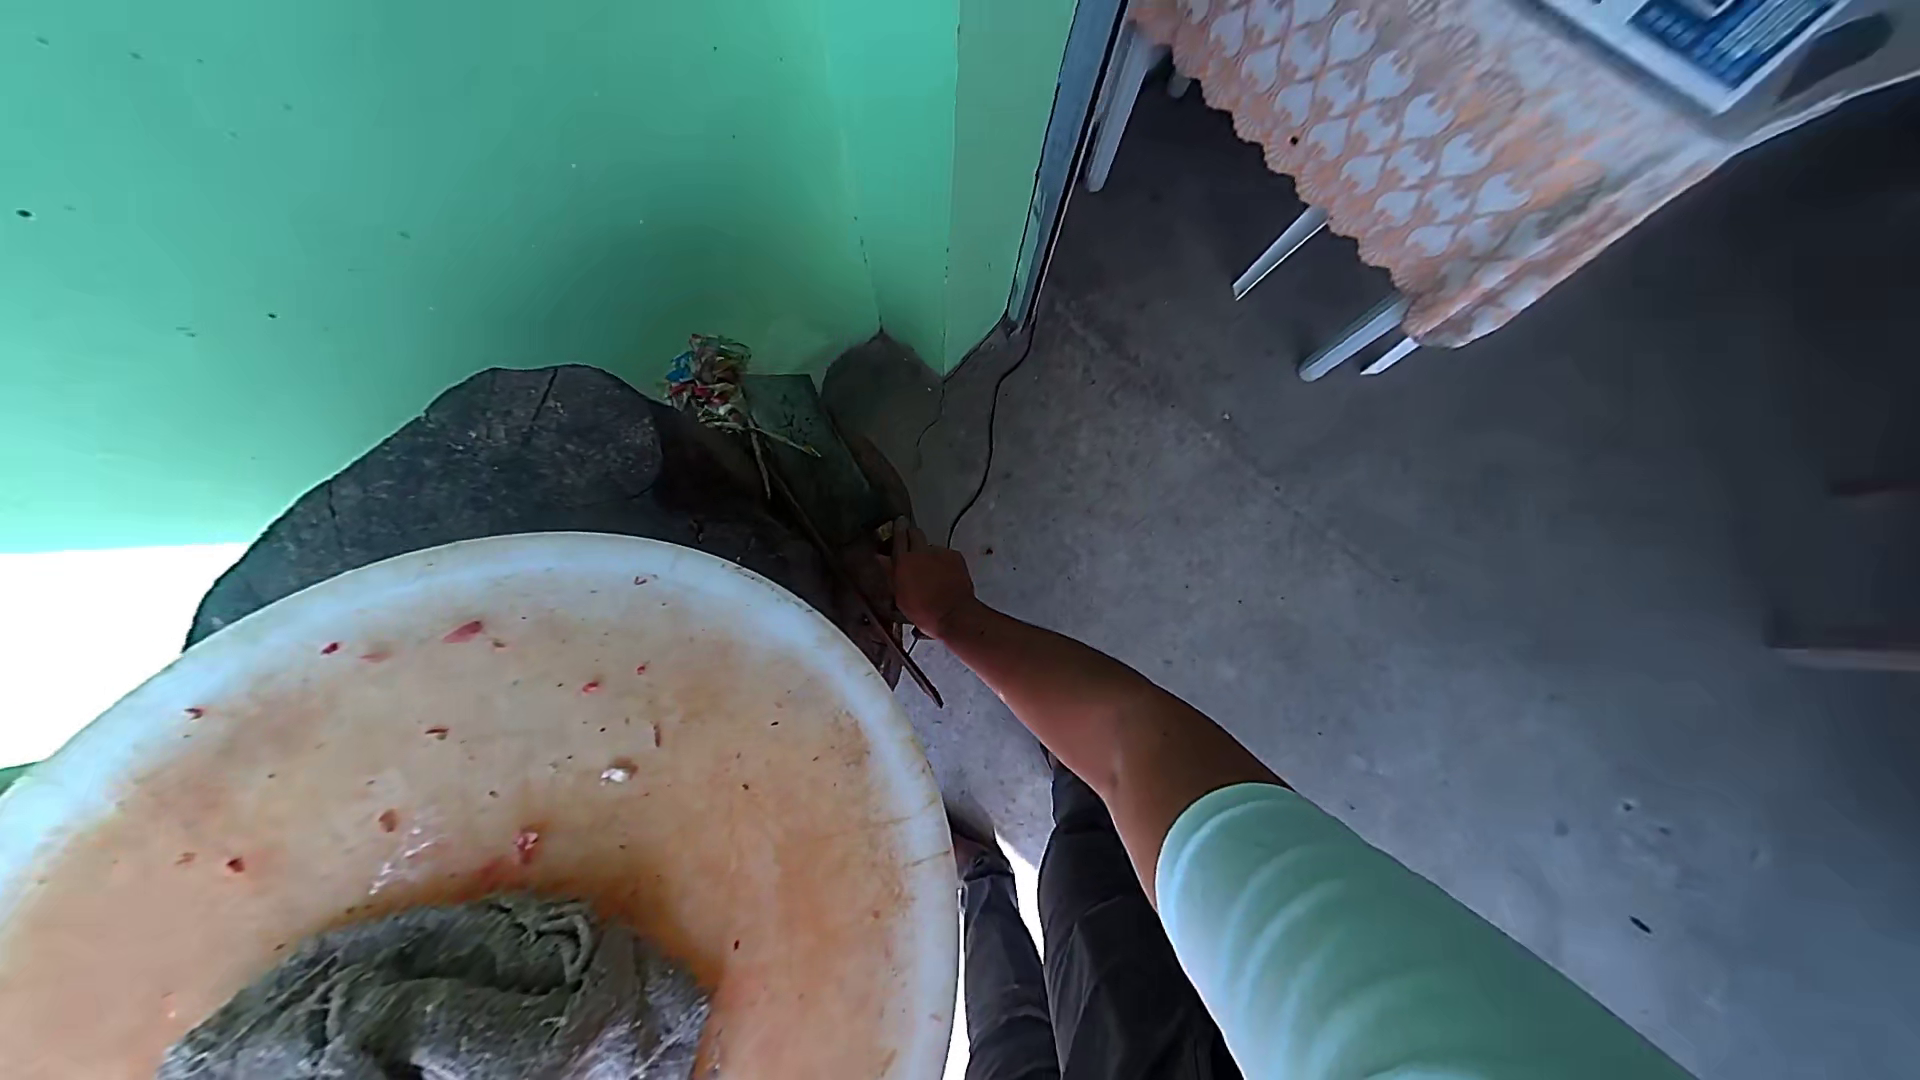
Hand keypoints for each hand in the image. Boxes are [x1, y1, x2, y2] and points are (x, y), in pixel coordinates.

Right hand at [880, 518, 977, 639]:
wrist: (953, 614)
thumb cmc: (925, 611)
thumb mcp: (900, 596)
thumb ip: (891, 574)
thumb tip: (883, 560)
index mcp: (903, 561)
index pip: (897, 536)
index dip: (896, 530)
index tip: (896, 525)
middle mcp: (921, 551)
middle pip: (914, 532)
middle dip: (911, 536)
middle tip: (911, 546)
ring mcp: (939, 552)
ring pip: (931, 546)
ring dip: (929, 555)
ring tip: (931, 573)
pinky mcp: (955, 556)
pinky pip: (946, 554)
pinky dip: (944, 562)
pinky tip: (944, 576)